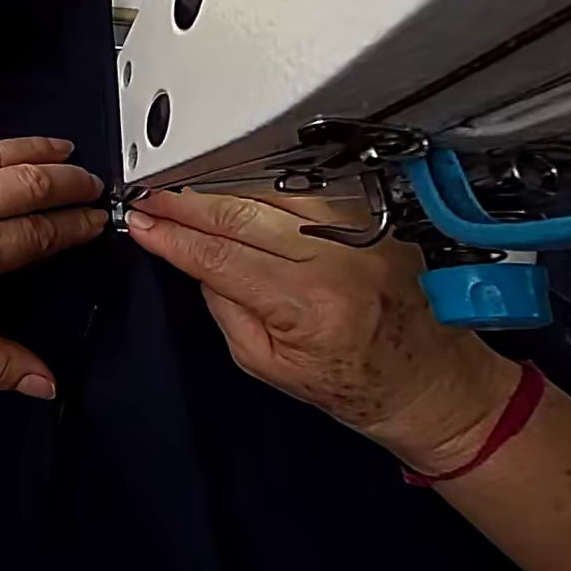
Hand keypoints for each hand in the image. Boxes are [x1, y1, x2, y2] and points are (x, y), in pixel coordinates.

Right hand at [124, 188, 519, 473]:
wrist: (429, 384)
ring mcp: (363, 237)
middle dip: (183, 205)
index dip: (171, 237)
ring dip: (216, 190)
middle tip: (149, 198)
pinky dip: (258, 187)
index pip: (217, 256)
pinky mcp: (374, 225)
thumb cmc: (351, 382)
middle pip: (238, 216)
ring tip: (178, 191)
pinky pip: (304, 193)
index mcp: (308, 304)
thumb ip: (225, 306)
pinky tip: (229, 187)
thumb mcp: (261, 360)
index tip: (142, 225)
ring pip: (270, 194)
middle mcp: (339, 262)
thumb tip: (197, 261)